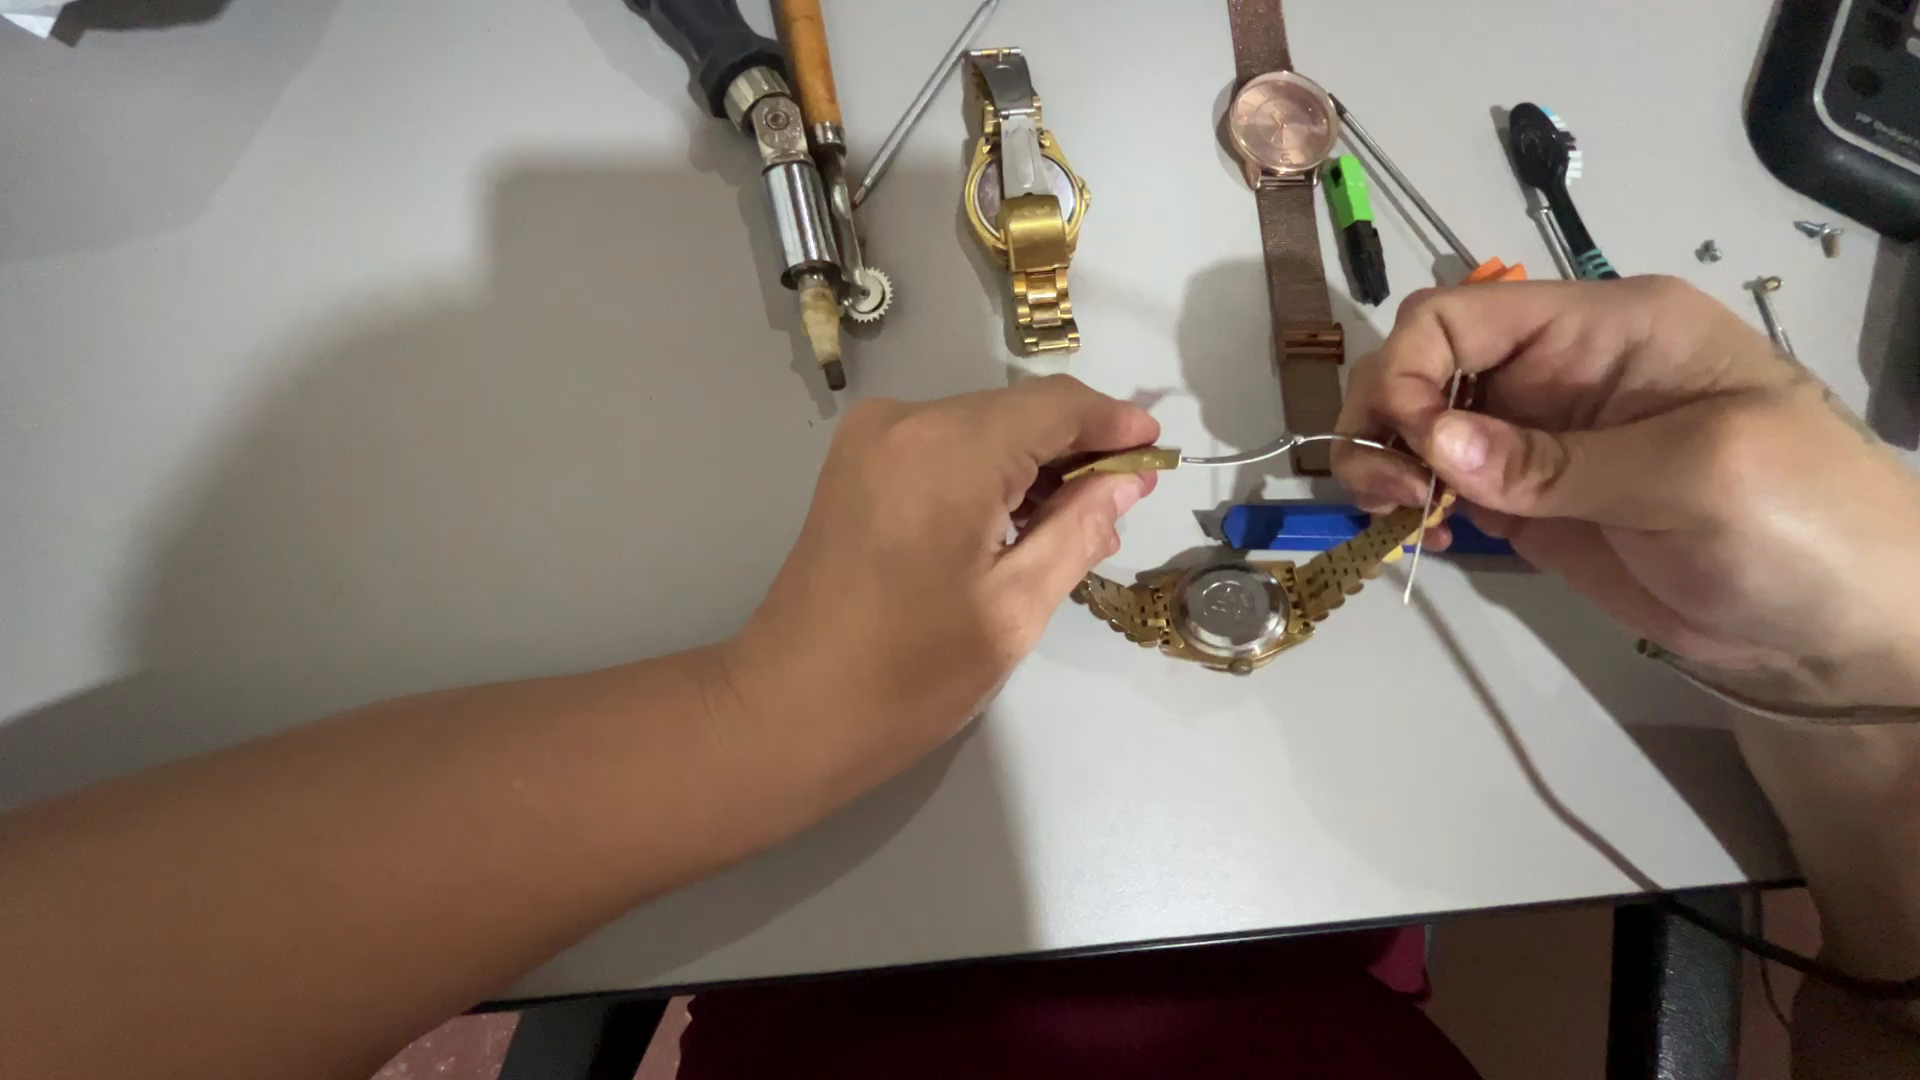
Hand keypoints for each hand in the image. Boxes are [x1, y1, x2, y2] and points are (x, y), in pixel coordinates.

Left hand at [723, 375, 1158, 802]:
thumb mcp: (1015, 608)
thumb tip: (1125, 481)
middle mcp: (905, 420)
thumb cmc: (910, 673)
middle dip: (1073, 451)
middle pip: (1016, 413)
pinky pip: (944, 448)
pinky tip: (1012, 522)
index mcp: (950, 447)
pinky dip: (986, 474)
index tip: (1155, 454)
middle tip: (1116, 507)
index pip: (1056, 405)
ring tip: (1070, 526)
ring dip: (1030, 466)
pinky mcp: (856, 465)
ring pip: (981, 429)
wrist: (790, 707)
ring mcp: (871, 439)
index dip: (1113, 424)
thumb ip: (1078, 529)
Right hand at [1333, 277, 1919, 709]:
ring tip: (1402, 515)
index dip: (1408, 372)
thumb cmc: (1803, 528)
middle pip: (1411, 364)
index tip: (1413, 447)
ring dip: (1378, 464)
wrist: (1825, 630)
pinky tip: (1426, 536)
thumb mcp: (1698, 477)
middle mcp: (1545, 370)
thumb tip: (1430, 443)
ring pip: (1402, 423)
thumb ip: (1553, 459)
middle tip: (1398, 492)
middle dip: (1381, 420)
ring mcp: (1520, 434)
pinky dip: (1400, 503)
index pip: (1453, 318)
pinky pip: (1422, 479)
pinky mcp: (1506, 492)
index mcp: (1599, 329)